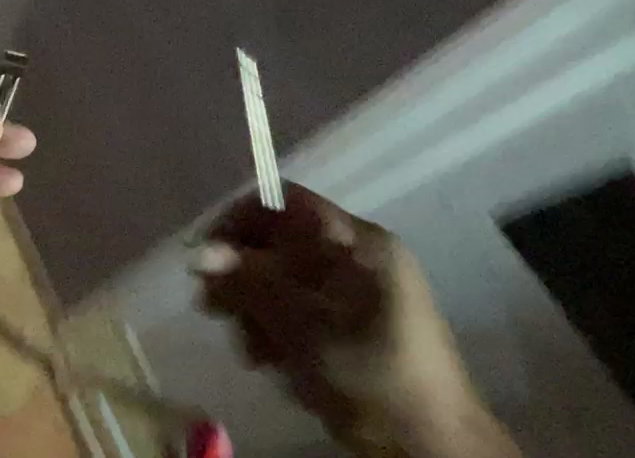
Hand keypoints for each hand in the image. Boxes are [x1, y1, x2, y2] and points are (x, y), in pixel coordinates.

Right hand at [193, 185, 508, 456]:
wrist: (436, 453)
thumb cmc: (373, 378)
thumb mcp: (304, 327)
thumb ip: (250, 283)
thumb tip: (198, 252)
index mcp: (358, 241)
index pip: (283, 202)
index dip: (237, 220)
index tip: (205, 256)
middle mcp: (358, 255)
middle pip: (278, 242)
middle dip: (242, 276)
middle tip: (213, 308)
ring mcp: (358, 290)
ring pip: (282, 279)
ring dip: (255, 309)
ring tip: (251, 351)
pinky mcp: (354, 324)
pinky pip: (299, 308)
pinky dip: (277, 329)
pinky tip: (269, 360)